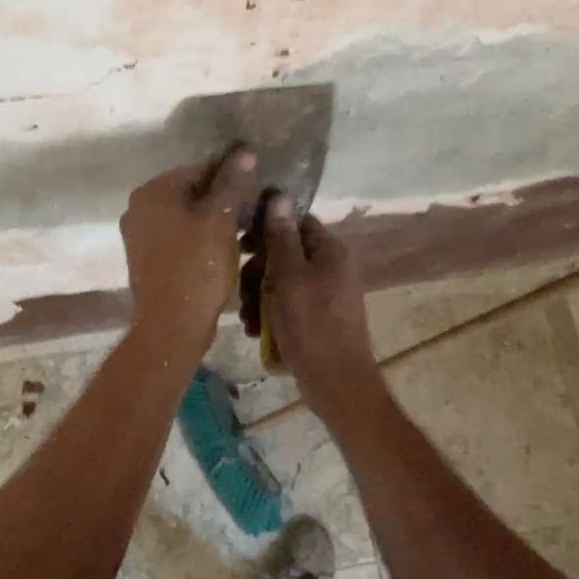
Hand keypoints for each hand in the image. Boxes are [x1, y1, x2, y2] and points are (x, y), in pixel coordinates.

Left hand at [120, 150, 259, 345]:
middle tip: (256, 216)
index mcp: (153, 191)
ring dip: (215, 223)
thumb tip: (245, 151)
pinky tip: (226, 253)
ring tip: (246, 236)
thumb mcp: (221, 220)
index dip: (233, 178)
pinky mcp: (147, 260)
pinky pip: (179, 239)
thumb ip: (233, 183)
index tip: (258, 194)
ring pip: (187, 218)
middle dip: (224, 202)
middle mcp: (139, 208)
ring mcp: (140, 236)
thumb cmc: (198, 267)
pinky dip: (201, 241)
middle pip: (192, 193)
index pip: (201, 169)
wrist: (172, 324)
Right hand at [260, 196, 382, 418]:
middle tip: (242, 291)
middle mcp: (331, 268)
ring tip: (249, 321)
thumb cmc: (312, 326)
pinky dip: (272, 315)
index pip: (296, 221)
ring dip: (260, 297)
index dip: (267, 228)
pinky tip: (258, 332)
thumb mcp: (290, 278)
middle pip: (285, 253)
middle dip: (258, 272)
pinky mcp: (318, 318)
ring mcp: (325, 295)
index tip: (241, 244)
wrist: (337, 384)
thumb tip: (279, 194)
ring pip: (282, 281)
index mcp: (330, 252)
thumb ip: (281, 237)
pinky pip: (288, 305)